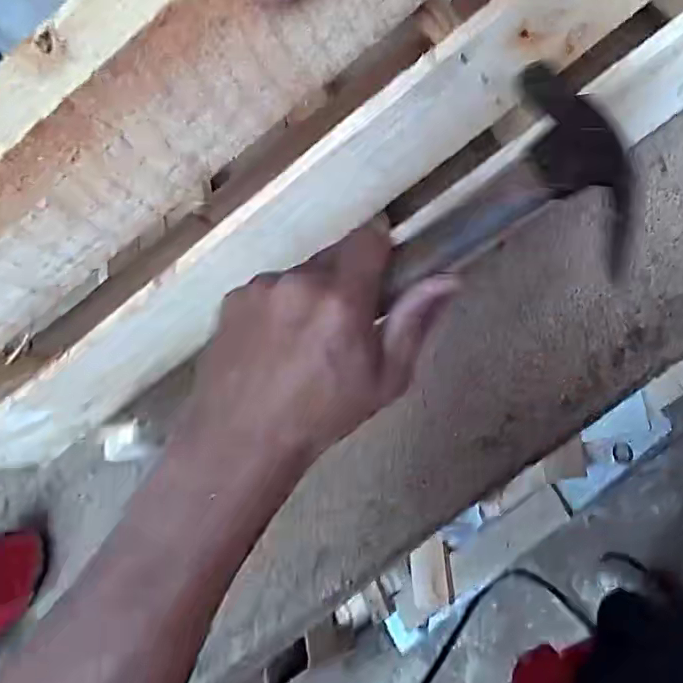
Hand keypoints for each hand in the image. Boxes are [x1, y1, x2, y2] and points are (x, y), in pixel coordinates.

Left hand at [179, 221, 458, 469]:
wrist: (237, 445)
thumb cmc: (323, 415)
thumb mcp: (387, 378)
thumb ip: (416, 320)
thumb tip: (449, 279)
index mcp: (341, 298)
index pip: (369, 236)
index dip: (380, 249)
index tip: (384, 273)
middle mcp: (299, 280)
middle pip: (337, 255)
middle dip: (348, 279)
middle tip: (347, 322)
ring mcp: (261, 287)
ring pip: (303, 273)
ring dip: (313, 293)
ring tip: (306, 341)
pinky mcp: (232, 298)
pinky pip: (271, 288)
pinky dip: (280, 306)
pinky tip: (275, 345)